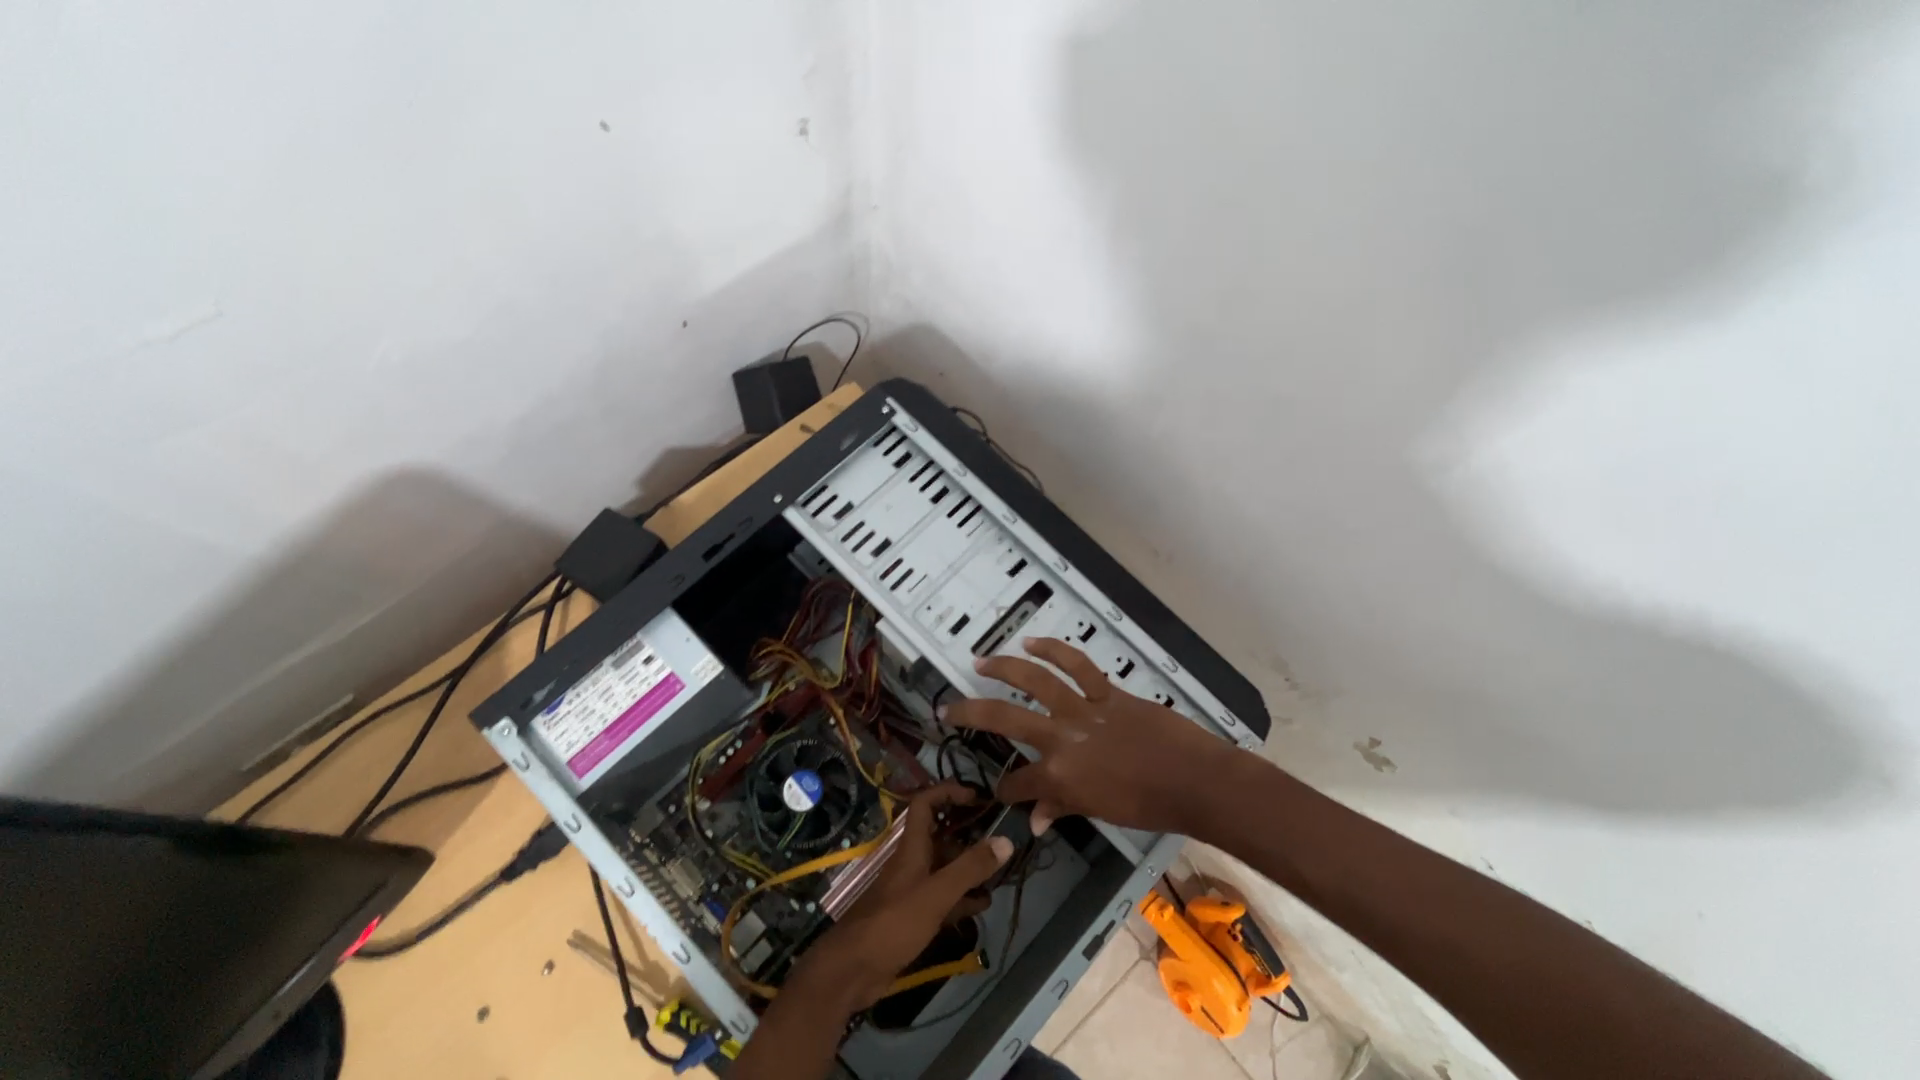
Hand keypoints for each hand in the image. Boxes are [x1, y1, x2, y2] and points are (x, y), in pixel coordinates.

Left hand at [784, 782, 1011, 1012]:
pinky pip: (944, 900)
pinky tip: (983, 905)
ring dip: (970, 870)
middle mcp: (912, 864)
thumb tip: (1006, 839)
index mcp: (912, 848)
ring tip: (1001, 873)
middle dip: (969, 835)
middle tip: (1001, 839)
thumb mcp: (936, 893)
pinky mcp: (915, 918)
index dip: (947, 792)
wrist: (853, 970)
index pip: (925, 804)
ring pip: (946, 870)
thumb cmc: (893, 923)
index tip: (977, 797)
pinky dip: (963, 899)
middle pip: (941, 838)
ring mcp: (913, 891)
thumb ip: (970, 867)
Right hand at [944, 637, 1242, 835]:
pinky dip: (1054, 650)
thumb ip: (1062, 807)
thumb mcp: (1099, 812)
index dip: (1006, 790)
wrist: (1194, 780)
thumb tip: (1035, 820)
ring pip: (1034, 679)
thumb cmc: (1148, 806)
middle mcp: (1060, 738)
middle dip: (970, 713)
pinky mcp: (1106, 693)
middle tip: (947, 707)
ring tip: (981, 661)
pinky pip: (1076, 665)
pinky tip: (1033, 642)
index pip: (1019, 783)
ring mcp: (1082, 710)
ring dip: (1003, 668)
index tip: (1001, 792)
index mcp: (1059, 776)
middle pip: (1004, 718)